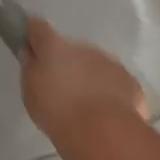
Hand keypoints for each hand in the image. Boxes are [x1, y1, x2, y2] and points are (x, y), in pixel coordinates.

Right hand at [21, 17, 148, 141]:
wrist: (101, 130)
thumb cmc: (57, 111)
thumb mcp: (31, 93)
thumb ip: (31, 70)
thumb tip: (31, 54)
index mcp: (56, 48)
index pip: (39, 29)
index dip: (33, 32)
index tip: (30, 42)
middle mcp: (84, 48)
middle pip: (71, 50)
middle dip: (65, 63)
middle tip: (59, 87)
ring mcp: (110, 63)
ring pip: (95, 65)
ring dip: (88, 77)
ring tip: (83, 104)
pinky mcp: (129, 81)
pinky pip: (113, 81)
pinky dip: (107, 91)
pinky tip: (103, 112)